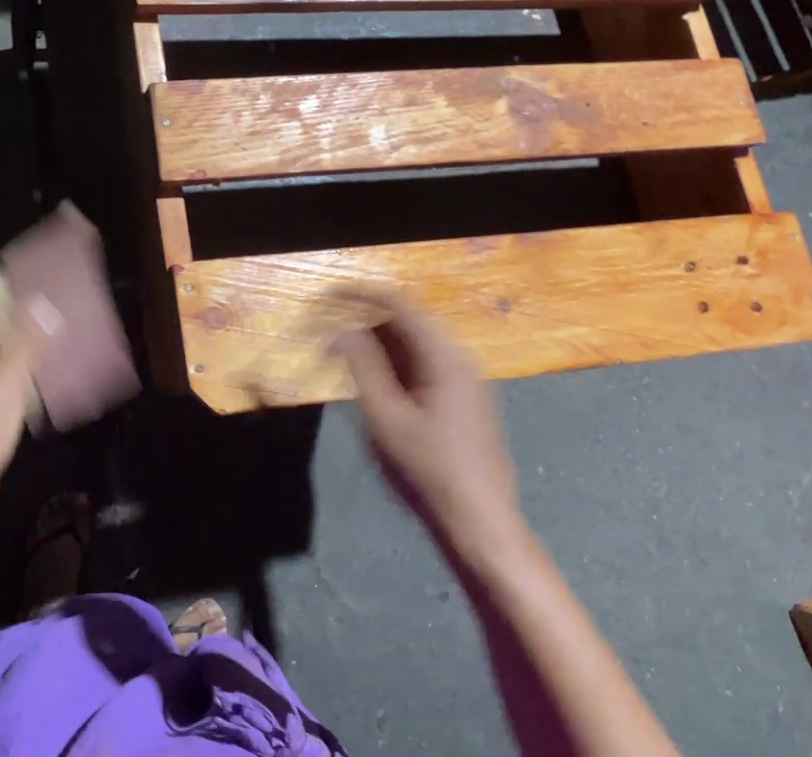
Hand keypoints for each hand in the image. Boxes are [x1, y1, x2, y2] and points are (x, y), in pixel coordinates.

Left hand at [0, 299, 55, 513]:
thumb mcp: (9, 380)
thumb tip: (44, 301)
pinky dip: (8, 376)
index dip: (12, 310)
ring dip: (17, 358)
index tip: (43, 317)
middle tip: (49, 344)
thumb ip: (27, 339)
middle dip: (17, 335)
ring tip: (47, 361)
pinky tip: (31, 387)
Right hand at [332, 291, 527, 560]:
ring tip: (344, 349)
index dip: (363, 294)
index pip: (401, 305)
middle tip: (330, 326)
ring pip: (418, 342)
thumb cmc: (429, 469)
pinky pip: (426, 362)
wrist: (481, 518)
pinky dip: (396, 360)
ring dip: (381, 340)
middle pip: (411, 320)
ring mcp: (468, 379)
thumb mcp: (386, 418)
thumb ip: (364, 368)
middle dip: (369, 317)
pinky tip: (374, 377)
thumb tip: (342, 330)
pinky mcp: (465, 398)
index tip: (330, 293)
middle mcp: (461, 359)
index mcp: (445, 358)